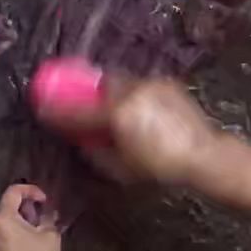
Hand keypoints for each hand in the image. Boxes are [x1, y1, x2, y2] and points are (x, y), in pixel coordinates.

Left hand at [0, 184, 60, 250]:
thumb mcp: (50, 239)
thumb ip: (48, 220)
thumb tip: (47, 214)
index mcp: (1, 219)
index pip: (13, 192)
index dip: (31, 191)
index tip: (46, 200)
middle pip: (6, 209)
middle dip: (26, 209)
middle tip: (44, 218)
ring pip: (2, 227)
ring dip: (19, 225)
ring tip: (38, 235)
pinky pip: (0, 242)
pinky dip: (13, 240)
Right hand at [34, 66, 224, 189]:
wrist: (208, 156)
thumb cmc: (164, 168)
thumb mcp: (123, 169)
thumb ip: (96, 152)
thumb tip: (81, 141)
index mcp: (119, 114)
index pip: (79, 109)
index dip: (57, 109)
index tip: (42, 106)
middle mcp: (133, 92)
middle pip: (99, 83)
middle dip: (87, 90)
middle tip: (78, 100)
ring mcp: (151, 84)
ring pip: (120, 81)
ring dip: (110, 91)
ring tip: (109, 105)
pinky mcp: (166, 83)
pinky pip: (138, 84)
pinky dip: (131, 92)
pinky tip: (135, 108)